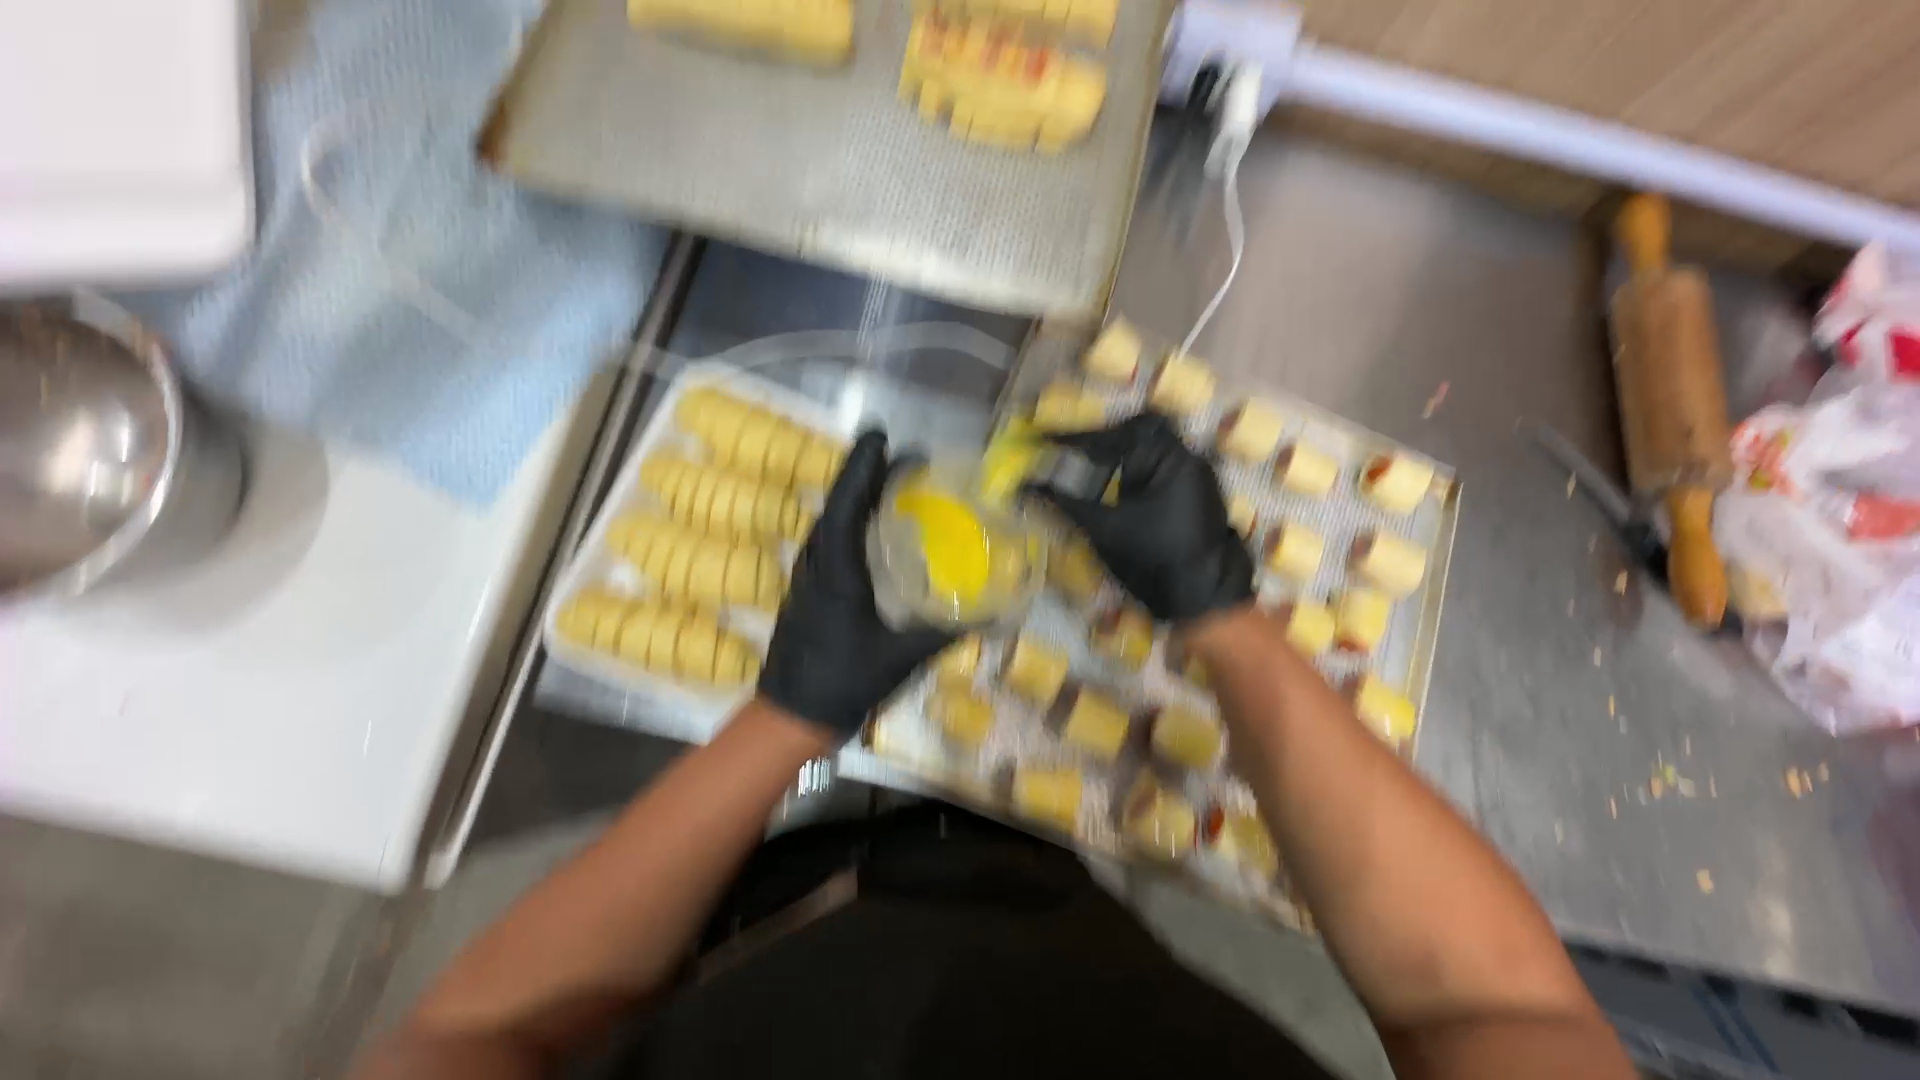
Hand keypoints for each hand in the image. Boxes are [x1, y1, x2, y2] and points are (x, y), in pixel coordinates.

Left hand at [758, 431, 954, 742]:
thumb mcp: (902, 656)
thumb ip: (947, 632)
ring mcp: (808, 574)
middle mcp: (817, 562)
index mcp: (836, 569)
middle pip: (839, 503)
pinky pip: (831, 539)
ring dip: (859, 494)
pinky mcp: (809, 588)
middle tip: (904, 455)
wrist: (792, 713)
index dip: (863, 466)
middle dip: (868, 472)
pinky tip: (875, 528)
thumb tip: (997, 615)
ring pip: (832, 520)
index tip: (883, 436)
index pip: (847, 503)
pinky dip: (853, 520)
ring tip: (892, 480)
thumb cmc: (845, 680)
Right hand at [1027, 411, 1254, 623]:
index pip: (1117, 433)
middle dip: (1099, 441)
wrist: (1202, 600)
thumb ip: (1065, 502)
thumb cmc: (1153, 560)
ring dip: (1114, 458)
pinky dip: (1130, 474)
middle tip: (1066, 451)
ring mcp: (1195, 478)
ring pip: (1148, 451)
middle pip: (1136, 433)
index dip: (1079, 436)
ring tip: (1080, 468)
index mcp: (1171, 458)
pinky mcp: (1193, 497)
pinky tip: (1107, 489)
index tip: (1047, 439)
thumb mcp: (1104, 529)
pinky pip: (1158, 471)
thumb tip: (1025, 486)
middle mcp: (1188, 459)